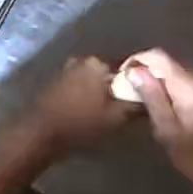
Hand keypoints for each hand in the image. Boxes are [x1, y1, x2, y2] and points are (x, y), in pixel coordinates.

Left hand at [15, 55, 138, 161]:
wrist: (40, 134)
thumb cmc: (81, 124)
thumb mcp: (116, 118)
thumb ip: (138, 104)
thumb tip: (152, 96)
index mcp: (99, 62)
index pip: (129, 67)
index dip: (139, 84)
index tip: (143, 99)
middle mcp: (83, 59)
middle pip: (111, 72)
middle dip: (119, 88)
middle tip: (126, 109)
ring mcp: (68, 69)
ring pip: (95, 79)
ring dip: (102, 92)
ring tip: (109, 113)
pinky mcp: (57, 80)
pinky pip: (81, 84)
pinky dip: (88, 94)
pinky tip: (90, 111)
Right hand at [123, 49, 192, 193]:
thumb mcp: (169, 131)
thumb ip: (152, 98)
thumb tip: (134, 71)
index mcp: (190, 85)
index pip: (158, 56)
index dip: (136, 60)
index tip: (121, 77)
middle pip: (165, 61)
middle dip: (143, 69)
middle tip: (126, 89)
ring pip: (172, 71)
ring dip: (154, 78)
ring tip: (138, 97)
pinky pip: (181, 81)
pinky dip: (165, 86)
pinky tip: (158, 104)